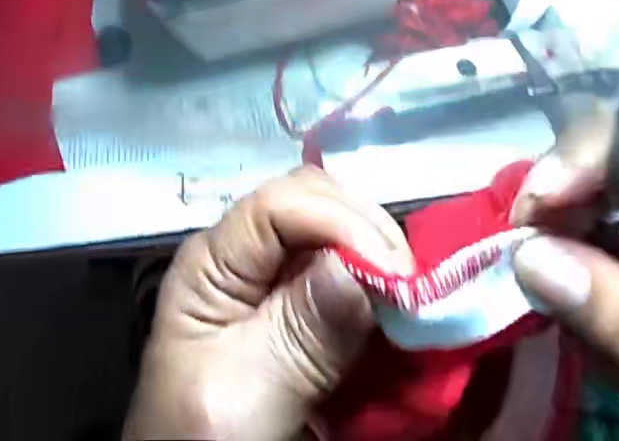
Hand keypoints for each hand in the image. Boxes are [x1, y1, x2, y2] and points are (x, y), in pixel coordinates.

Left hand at [123, 166, 413, 440]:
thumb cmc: (200, 437)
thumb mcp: (242, 392)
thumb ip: (298, 333)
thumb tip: (361, 265)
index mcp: (214, 259)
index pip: (276, 204)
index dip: (339, 222)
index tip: (399, 275)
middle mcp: (244, 255)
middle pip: (308, 202)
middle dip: (366, 231)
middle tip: (417, 290)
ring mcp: (271, 281)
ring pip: (332, 232)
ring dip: (379, 255)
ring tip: (417, 299)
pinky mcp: (298, 315)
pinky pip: (344, 279)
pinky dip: (380, 287)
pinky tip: (402, 311)